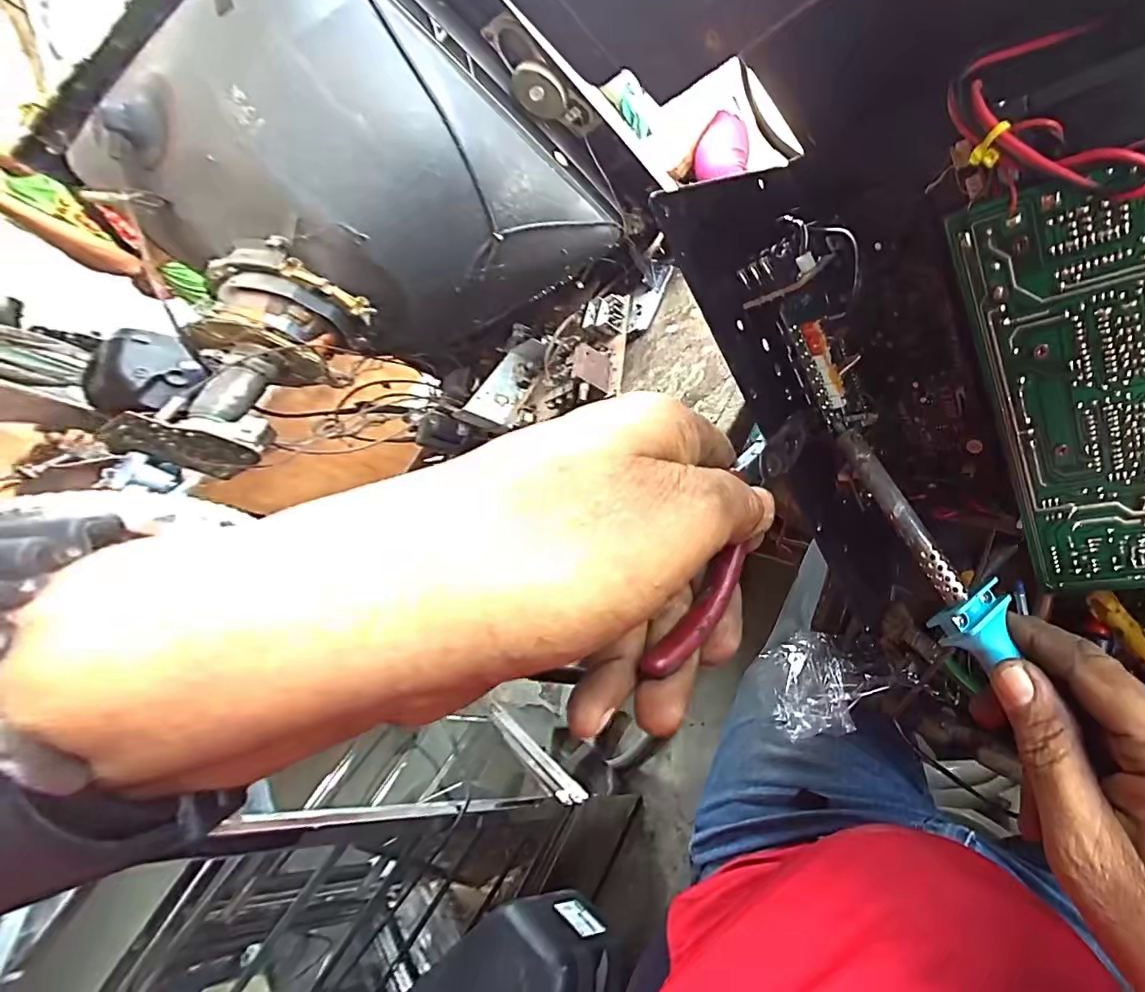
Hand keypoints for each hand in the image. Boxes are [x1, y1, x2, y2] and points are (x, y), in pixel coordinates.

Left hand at [0, 393, 772, 793]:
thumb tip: (756, 505)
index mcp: (654, 437)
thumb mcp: (686, 520)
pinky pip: (591, 618)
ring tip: (645, 713)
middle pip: (688, 547)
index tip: (740, 580)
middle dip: (695, 620)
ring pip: (642, 592)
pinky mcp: (531, 578)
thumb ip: (738, 506)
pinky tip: (594, 706)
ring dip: (649, 660)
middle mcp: (610, 475)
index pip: (728, 472)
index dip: (739, 532)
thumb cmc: (543, 556)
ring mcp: (568, 529)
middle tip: (702, 665)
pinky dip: (600, 665)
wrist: (382, 614)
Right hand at [990, 615, 1144, 991]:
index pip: (1090, 665)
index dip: (1032, 642)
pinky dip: (1082, 756)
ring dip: (1056, 740)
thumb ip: (1047, 748)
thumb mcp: (1083, 841)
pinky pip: (1120, 735)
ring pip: (1101, 712)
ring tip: (1034, 801)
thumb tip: (1013, 674)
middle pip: (1094, 687)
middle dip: (1037, 702)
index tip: (985, 631)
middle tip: (986, 719)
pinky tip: (1063, 799)